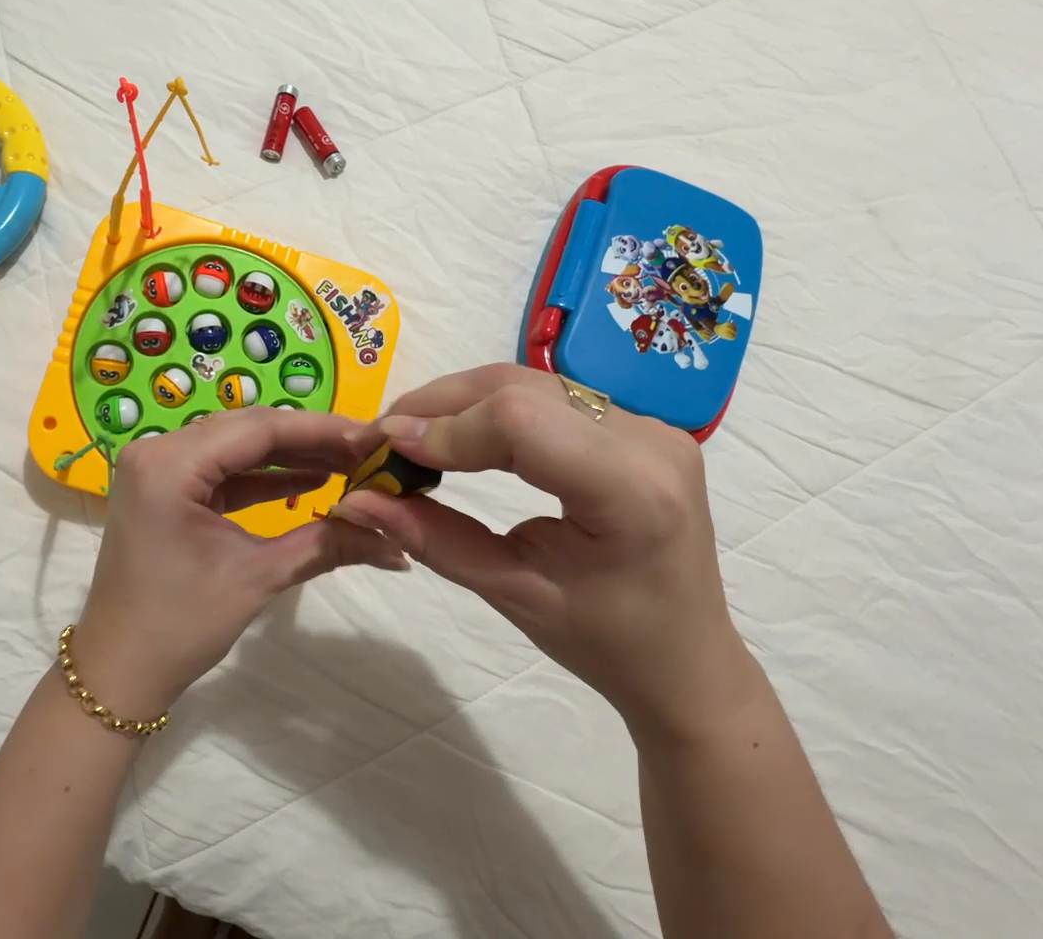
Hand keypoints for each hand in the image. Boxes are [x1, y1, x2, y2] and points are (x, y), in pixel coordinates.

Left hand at [70, 407, 407, 718]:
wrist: (120, 669)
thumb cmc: (180, 625)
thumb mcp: (257, 578)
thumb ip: (325, 545)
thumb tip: (398, 545)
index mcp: (169, 464)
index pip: (258, 428)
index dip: (320, 430)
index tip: (372, 438)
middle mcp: (158, 452)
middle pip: (247, 430)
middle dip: (309, 440)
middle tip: (367, 451)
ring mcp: (158, 470)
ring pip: (237, 447)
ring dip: (289, 456)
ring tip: (349, 464)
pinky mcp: (166, 490)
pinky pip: (222, 470)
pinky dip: (263, 476)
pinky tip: (310, 480)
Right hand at [332, 364, 760, 742]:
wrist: (687, 660)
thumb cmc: (605, 644)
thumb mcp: (513, 593)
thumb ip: (432, 539)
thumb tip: (355, 500)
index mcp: (632, 492)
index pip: (521, 421)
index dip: (443, 427)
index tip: (381, 451)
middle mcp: (649, 440)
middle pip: (522, 387)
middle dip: (440, 405)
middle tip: (382, 438)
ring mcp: (651, 425)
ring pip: (532, 382)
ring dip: (462, 402)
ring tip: (410, 436)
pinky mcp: (640, 425)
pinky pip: (551, 397)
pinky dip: (492, 408)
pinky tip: (459, 434)